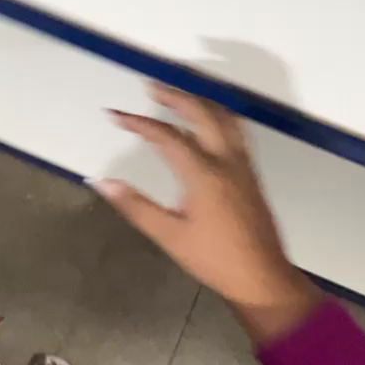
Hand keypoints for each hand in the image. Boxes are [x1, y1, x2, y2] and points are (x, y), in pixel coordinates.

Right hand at [96, 83, 321, 346]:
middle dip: (175, 96)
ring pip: (225, 118)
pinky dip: (216, 116)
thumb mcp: (168, 235)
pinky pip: (235, 131)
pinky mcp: (250, 174)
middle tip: (150, 87)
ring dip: (200, 101)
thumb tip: (102, 182)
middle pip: (202, 114)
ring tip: (178, 96)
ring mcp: (243, 165)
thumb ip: (135, 206)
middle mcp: (227, 161)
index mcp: (204, 175)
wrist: (262, 277)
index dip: (139, 123)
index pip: (167, 137)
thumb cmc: (213, 259)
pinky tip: (206, 123)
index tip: (115, 115)